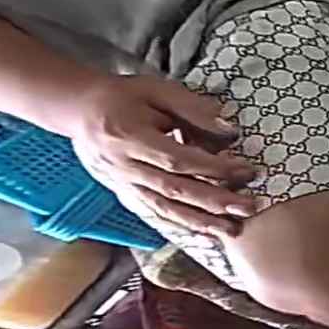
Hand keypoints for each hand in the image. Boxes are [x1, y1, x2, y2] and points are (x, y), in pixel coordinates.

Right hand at [65, 75, 258, 236]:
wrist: (78, 109)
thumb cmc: (124, 97)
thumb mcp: (157, 91)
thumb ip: (193, 109)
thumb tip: (230, 131)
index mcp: (130, 138)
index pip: (178, 160)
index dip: (215, 168)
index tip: (248, 171)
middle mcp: (124, 166)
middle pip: (174, 189)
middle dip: (215, 201)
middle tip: (250, 208)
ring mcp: (122, 183)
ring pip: (165, 208)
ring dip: (202, 222)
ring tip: (234, 229)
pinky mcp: (125, 193)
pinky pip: (155, 214)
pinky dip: (183, 227)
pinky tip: (208, 237)